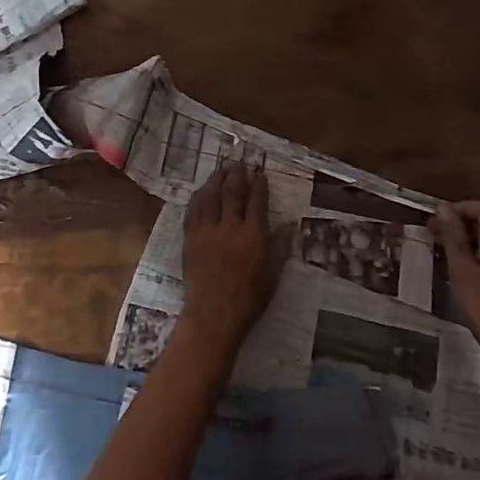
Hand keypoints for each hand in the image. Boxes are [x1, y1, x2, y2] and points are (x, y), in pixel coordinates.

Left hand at [177, 163, 277, 357]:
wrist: (213, 315)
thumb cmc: (248, 300)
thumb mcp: (272, 276)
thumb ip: (279, 248)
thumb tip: (288, 225)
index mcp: (253, 235)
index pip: (257, 201)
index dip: (259, 185)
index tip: (260, 174)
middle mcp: (230, 227)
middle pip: (232, 192)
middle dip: (237, 175)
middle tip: (240, 164)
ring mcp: (207, 231)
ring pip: (210, 197)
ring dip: (216, 180)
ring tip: (221, 170)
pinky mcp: (190, 239)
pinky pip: (193, 211)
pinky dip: (198, 198)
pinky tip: (201, 191)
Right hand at [432, 201, 479, 350]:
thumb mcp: (461, 265)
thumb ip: (453, 235)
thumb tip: (443, 207)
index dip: (460, 208)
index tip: (436, 218)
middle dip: (457, 221)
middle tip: (430, 230)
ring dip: (459, 236)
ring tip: (433, 243)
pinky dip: (465, 251)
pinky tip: (448, 261)